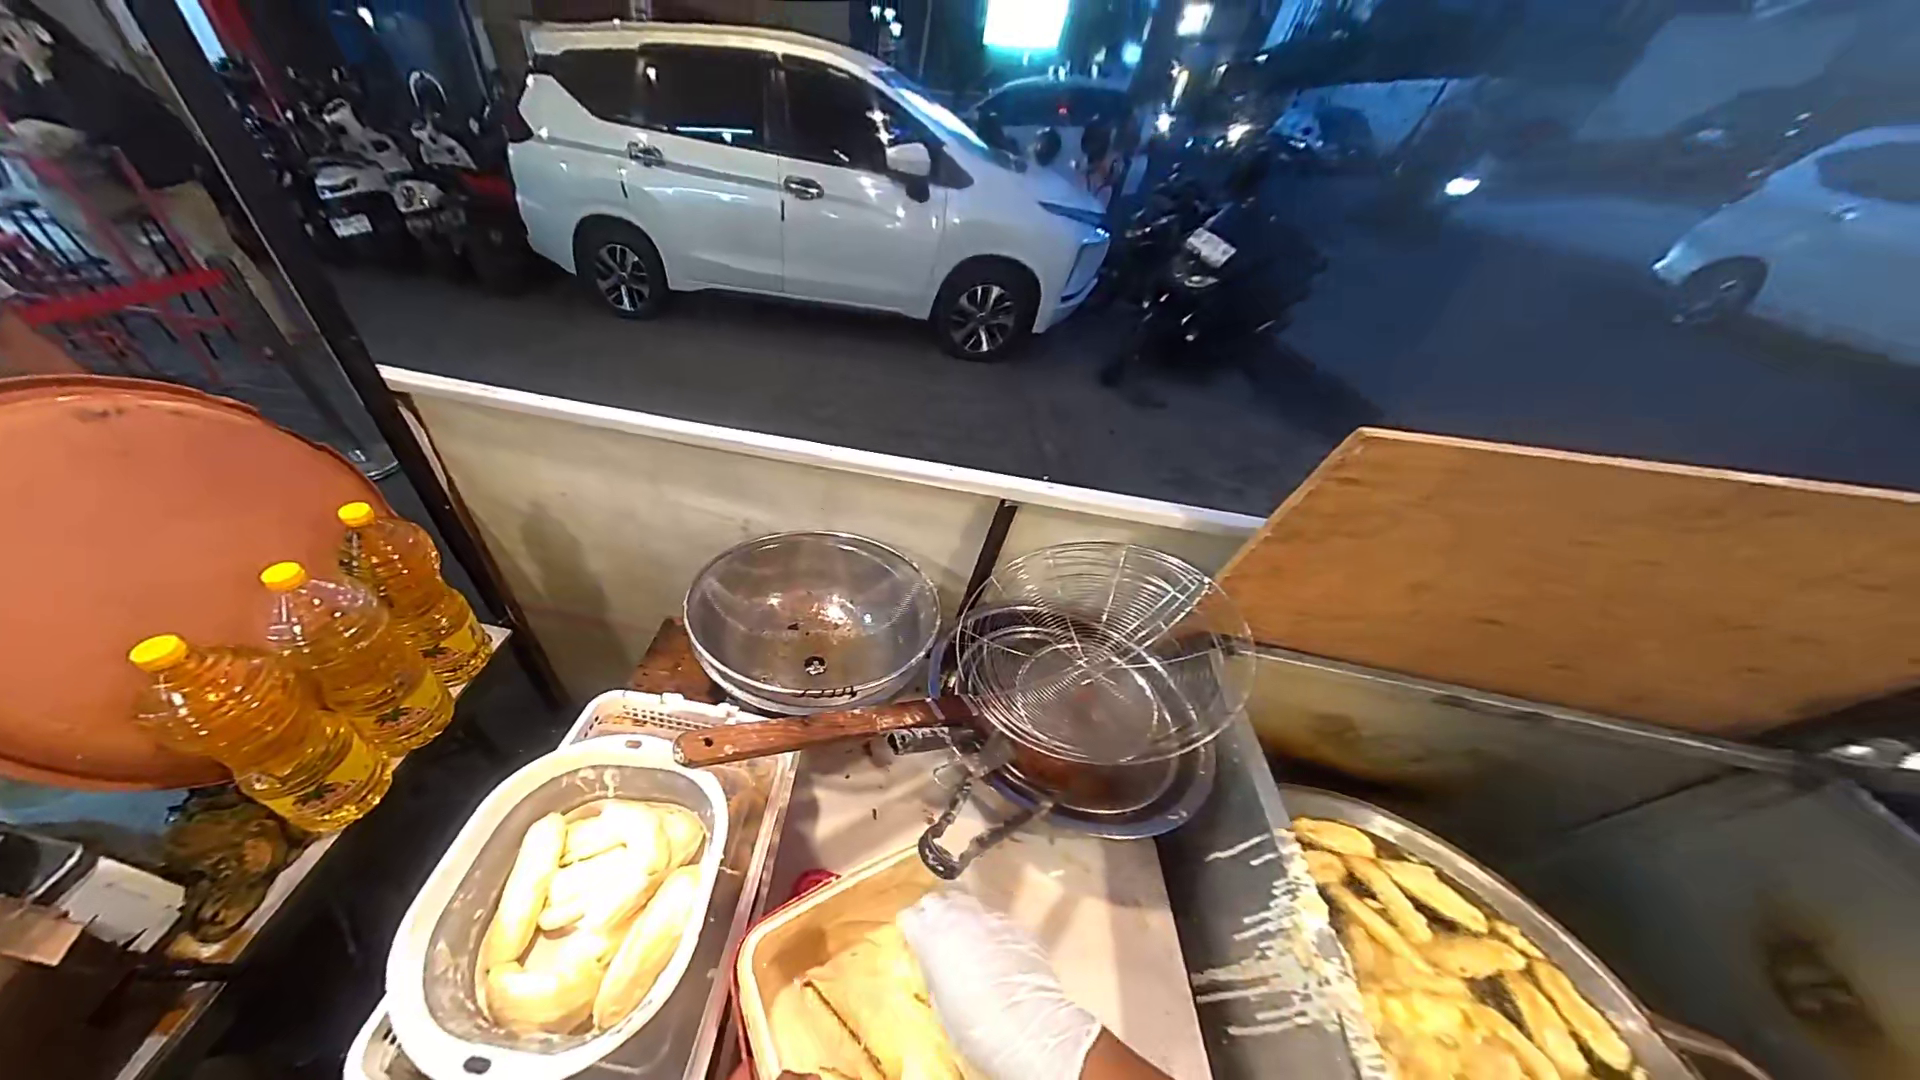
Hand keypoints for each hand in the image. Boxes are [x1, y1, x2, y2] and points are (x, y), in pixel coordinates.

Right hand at [898, 890, 1101, 1079]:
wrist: (1027, 1026)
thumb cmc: (974, 1027)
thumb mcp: (941, 1003)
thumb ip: (935, 972)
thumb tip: (938, 965)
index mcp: (931, 937)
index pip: (909, 916)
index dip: (910, 927)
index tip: (912, 939)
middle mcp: (957, 916)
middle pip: (936, 899)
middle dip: (933, 912)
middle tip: (936, 932)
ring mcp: (988, 916)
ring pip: (966, 900)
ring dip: (962, 914)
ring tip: (966, 935)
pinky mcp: (1014, 923)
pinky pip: (994, 918)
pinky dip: (989, 928)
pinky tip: (996, 948)